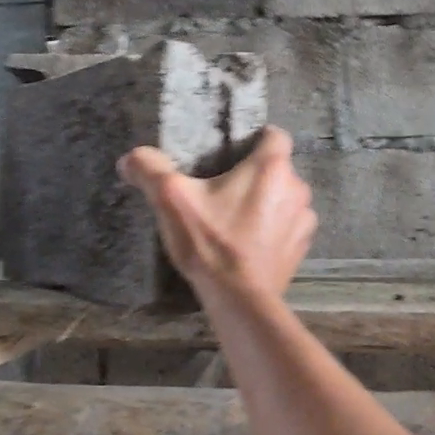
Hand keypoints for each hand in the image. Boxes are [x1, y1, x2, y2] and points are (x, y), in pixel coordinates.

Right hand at [117, 127, 317, 302]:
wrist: (240, 300)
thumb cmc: (211, 242)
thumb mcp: (171, 200)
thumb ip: (150, 170)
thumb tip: (130, 158)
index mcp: (272, 167)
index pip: (275, 135)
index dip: (256, 138)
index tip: (234, 151)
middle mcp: (297, 187)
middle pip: (278, 168)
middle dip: (256, 174)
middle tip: (225, 189)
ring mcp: (304, 219)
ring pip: (286, 198)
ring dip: (269, 203)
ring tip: (238, 218)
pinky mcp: (301, 247)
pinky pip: (290, 227)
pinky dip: (275, 229)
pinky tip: (252, 243)